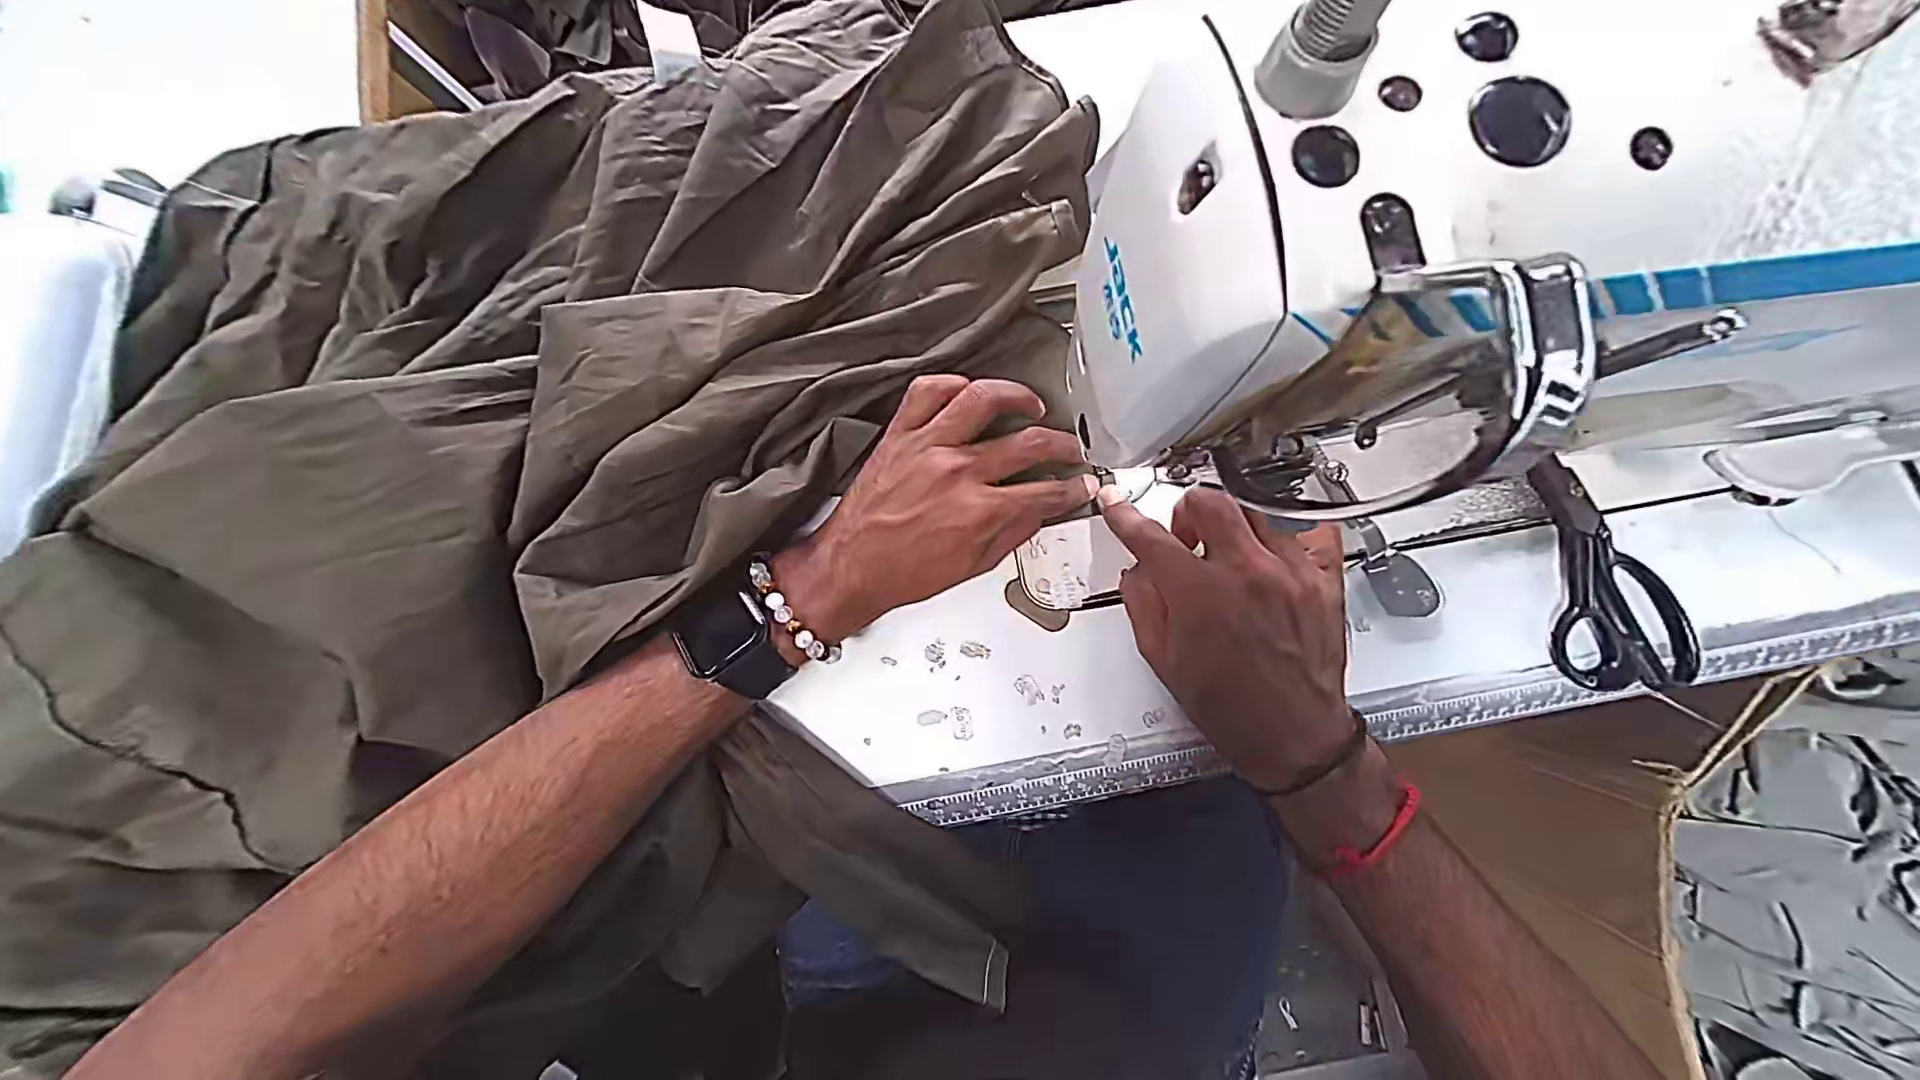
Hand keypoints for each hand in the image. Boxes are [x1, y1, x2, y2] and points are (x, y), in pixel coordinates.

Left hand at [771, 375, 1095, 645]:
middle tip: (1069, 449)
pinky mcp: (899, 436)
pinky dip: (952, 384)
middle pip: (1028, 443)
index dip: (1071, 488)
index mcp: (979, 511)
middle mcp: (957, 472)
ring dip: (1017, 396)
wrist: (850, 568)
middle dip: (1062, 446)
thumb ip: (1012, 534)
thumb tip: (1039, 513)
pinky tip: (967, 392)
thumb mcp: (972, 566)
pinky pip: (927, 392)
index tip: (1078, 484)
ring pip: (982, 399)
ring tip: (1030, 403)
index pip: (1044, 491)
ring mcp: (926, 447)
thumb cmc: (902, 573)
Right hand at [1098, 485, 1351, 790]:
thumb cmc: (1232, 707)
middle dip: (1186, 513)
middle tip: (1185, 538)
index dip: (1125, 517)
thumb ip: (1142, 603)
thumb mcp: (1163, 659)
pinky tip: (1270, 559)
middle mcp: (1247, 574)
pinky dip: (1281, 539)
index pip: (1150, 537)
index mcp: (1199, 595)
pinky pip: (1306, 532)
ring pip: (1253, 511)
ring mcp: (1291, 574)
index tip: (1118, 506)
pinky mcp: (1324, 581)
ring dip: (1231, 528)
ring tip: (1228, 558)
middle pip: (1208, 501)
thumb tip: (1138, 570)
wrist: (1293, 735)